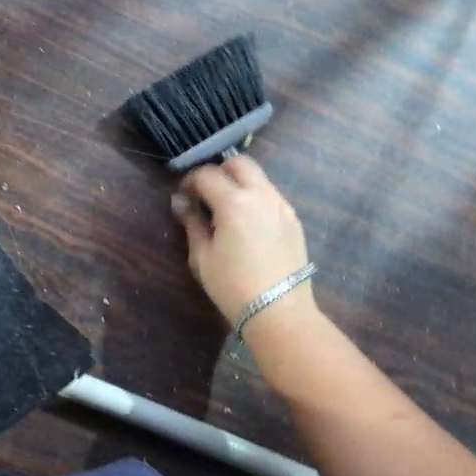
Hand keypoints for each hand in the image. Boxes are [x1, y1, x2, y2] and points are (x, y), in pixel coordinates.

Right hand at [174, 156, 314, 333]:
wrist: (279, 311)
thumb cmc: (233, 287)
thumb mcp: (202, 258)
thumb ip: (192, 224)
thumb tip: (181, 203)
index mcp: (234, 203)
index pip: (208, 175)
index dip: (190, 181)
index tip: (183, 196)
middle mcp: (262, 196)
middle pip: (240, 163)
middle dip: (219, 171)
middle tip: (207, 193)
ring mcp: (282, 206)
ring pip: (259, 178)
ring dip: (240, 184)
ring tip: (227, 210)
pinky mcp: (294, 219)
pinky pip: (271, 196)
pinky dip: (256, 198)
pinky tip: (248, 224)